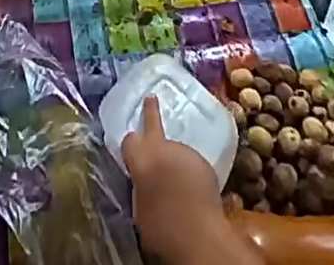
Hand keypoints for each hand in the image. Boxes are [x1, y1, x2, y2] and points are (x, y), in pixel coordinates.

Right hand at [121, 97, 242, 264]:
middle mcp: (162, 147)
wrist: (200, 235)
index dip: (130, 146)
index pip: (129, 139)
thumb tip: (145, 185)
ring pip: (176, 152)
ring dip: (175, 162)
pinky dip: (190, 174)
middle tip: (150, 97)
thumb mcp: (139, 209)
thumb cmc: (160, 226)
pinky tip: (193, 192)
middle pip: (153, 121)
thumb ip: (140, 187)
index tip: (131, 151)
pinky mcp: (204, 162)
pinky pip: (192, 165)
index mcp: (140, 156)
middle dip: (150, 110)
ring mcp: (185, 151)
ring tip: (179, 186)